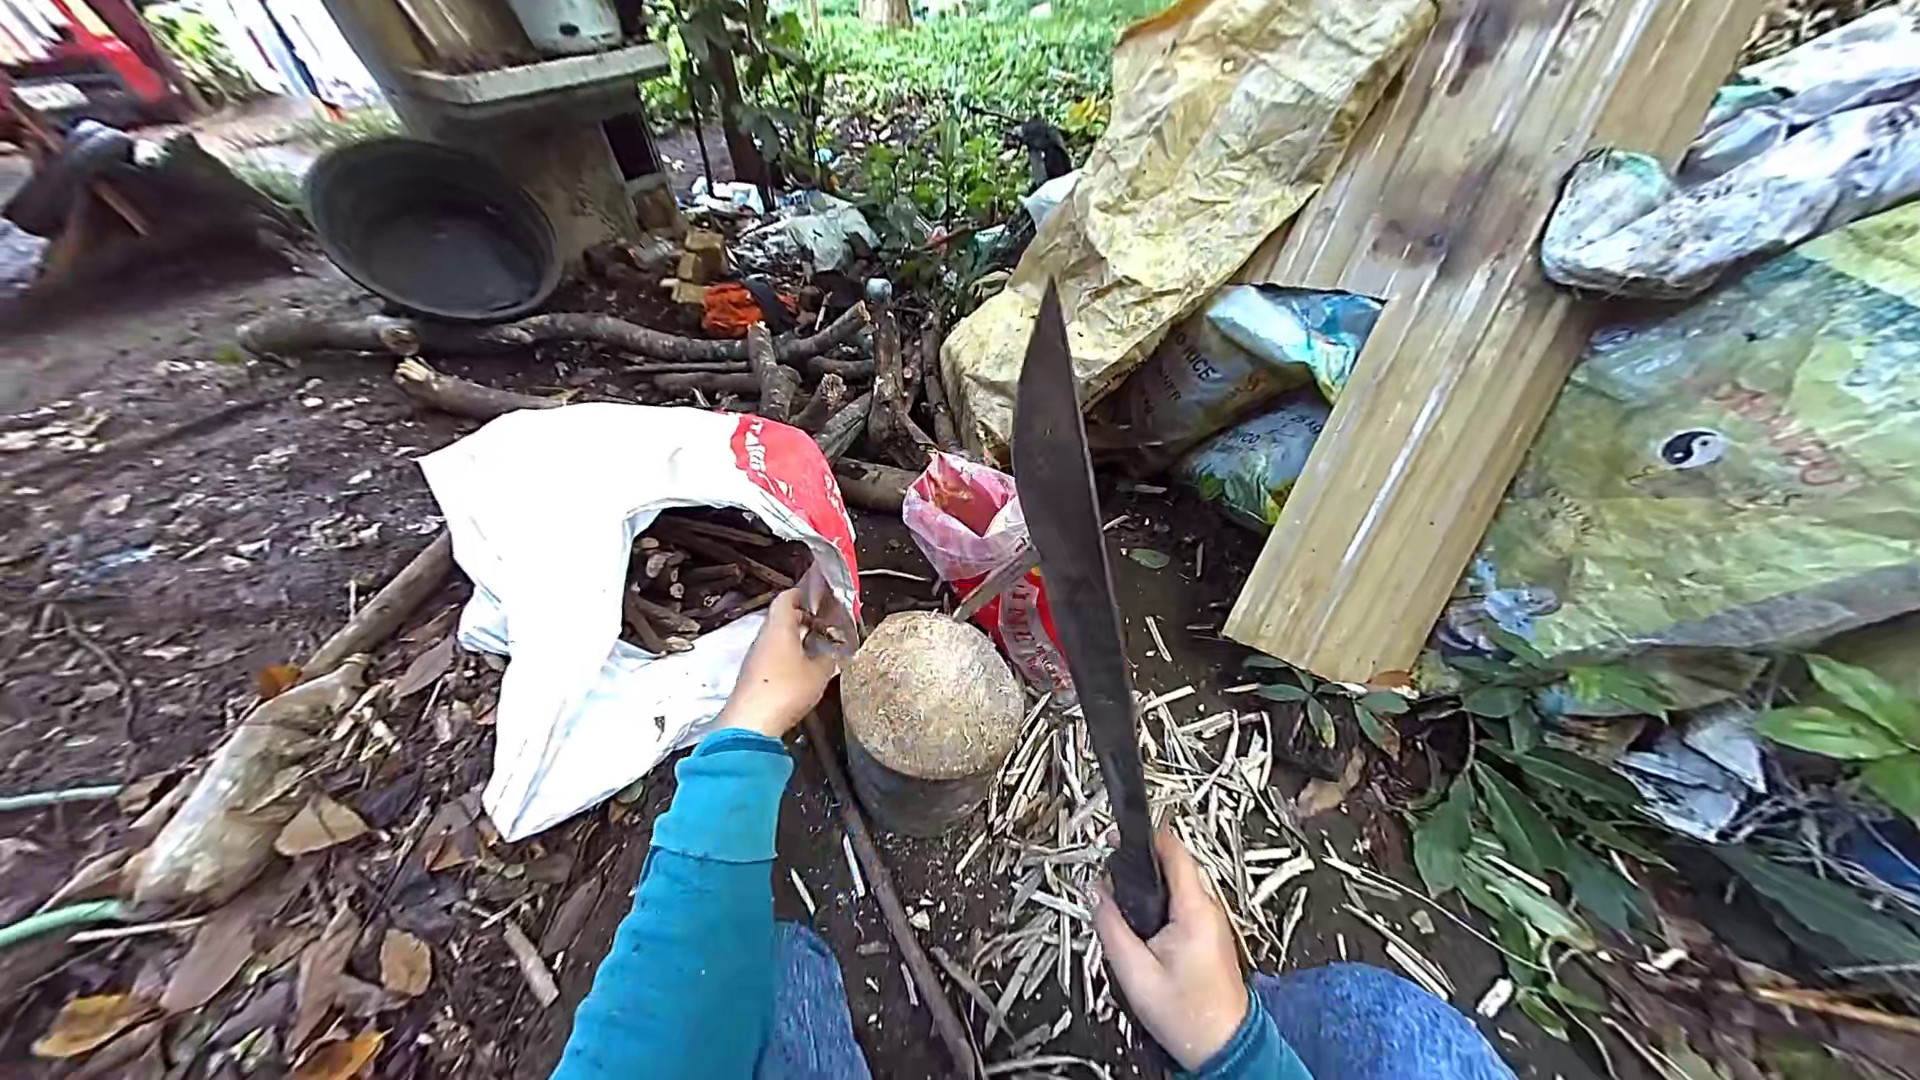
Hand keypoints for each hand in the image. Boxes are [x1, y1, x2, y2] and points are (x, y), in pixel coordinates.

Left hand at [715, 587, 839, 738]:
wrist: (751, 725)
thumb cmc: (786, 691)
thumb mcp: (820, 673)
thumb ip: (829, 656)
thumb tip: (834, 650)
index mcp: (779, 627)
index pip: (786, 598)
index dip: (802, 594)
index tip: (817, 599)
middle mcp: (763, 637)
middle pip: (781, 618)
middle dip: (803, 619)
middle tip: (824, 626)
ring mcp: (754, 656)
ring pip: (776, 638)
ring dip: (794, 639)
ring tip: (816, 649)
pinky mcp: (752, 675)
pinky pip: (770, 655)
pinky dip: (785, 655)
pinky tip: (800, 669)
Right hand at [1092, 826, 1247, 1070]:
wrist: (1225, 1053)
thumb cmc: (1189, 1018)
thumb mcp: (1135, 972)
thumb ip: (1110, 925)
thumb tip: (1094, 892)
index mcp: (1193, 910)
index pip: (1172, 849)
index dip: (1142, 836)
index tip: (1117, 838)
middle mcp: (1208, 909)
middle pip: (1172, 863)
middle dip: (1140, 861)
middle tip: (1112, 870)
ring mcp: (1212, 921)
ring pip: (1177, 882)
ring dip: (1150, 880)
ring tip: (1123, 893)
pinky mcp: (1209, 933)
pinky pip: (1182, 900)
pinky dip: (1160, 897)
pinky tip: (1143, 916)